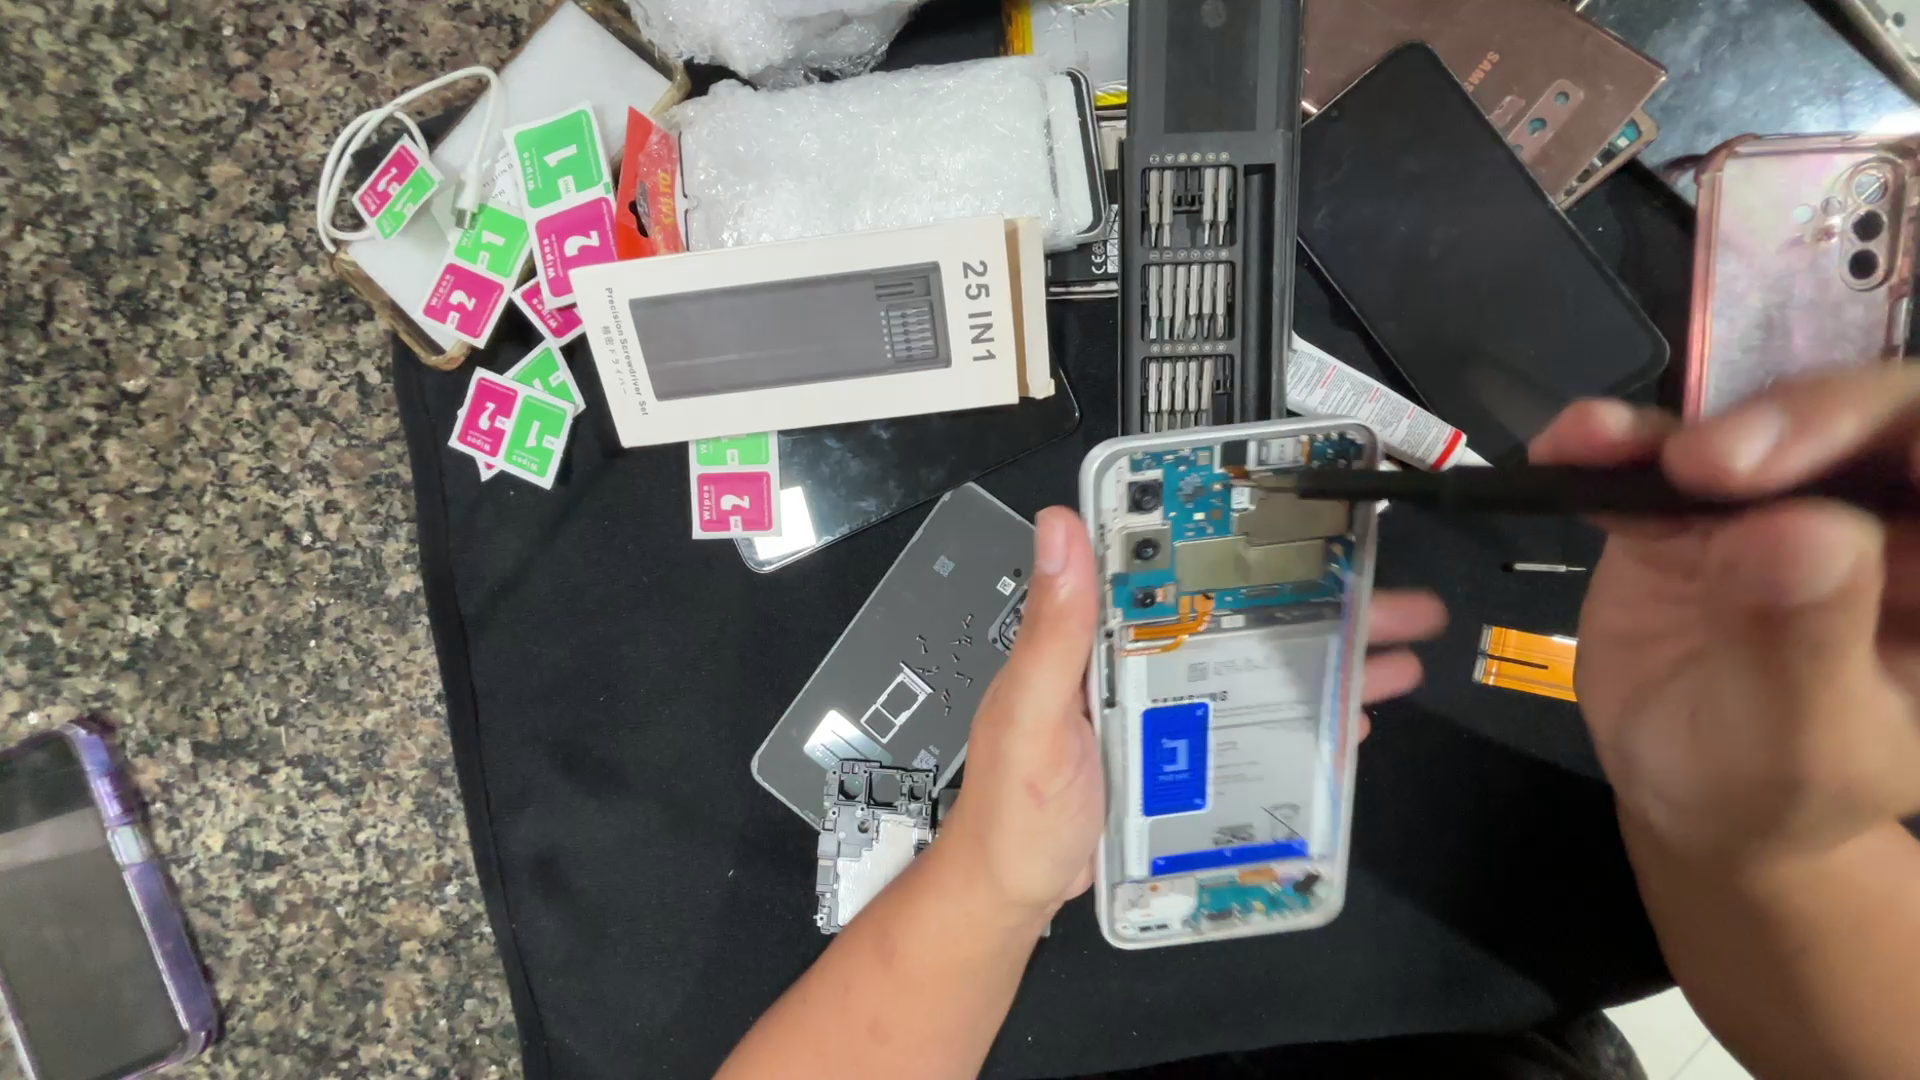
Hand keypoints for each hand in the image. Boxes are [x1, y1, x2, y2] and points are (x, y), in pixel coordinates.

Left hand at [937, 508, 1447, 922]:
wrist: (1021, 888)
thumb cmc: (1016, 808)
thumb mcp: (1031, 715)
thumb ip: (1052, 629)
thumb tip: (1060, 525)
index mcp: (1095, 640)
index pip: (1162, 570)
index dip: (1223, 539)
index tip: (1289, 517)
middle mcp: (1133, 661)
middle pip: (1227, 616)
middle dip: (1306, 597)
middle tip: (1376, 583)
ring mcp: (1161, 708)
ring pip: (1251, 665)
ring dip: (1318, 652)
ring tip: (1389, 643)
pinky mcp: (1180, 752)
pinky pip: (1249, 719)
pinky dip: (1297, 712)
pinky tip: (1342, 709)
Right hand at [1530, 369, 1919, 862]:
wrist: (1678, 791)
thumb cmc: (1764, 787)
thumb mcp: (1794, 741)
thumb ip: (1799, 645)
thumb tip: (1794, 529)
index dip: (1884, 435)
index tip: (1764, 470)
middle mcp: (1884, 530)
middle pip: (1870, 424)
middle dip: (1786, 418)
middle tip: (1694, 463)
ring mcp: (1773, 516)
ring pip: (1744, 428)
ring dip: (1665, 425)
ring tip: (1589, 440)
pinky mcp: (1682, 519)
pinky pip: (1648, 463)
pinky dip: (1603, 447)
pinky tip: (1564, 447)